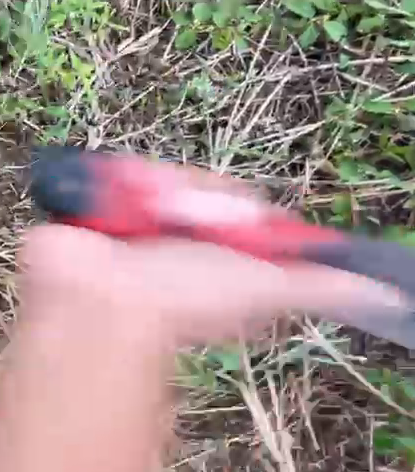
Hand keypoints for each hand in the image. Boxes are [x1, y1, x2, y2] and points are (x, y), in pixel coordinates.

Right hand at [20, 168, 402, 347]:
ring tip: (144, 206)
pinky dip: (111, 178)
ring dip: (149, 185)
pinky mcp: (86, 206)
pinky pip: (104, 173)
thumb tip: (384, 295)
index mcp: (215, 251)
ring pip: (148, 175)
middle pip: (192, 185)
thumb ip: (315, 286)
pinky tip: (116, 194)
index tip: (235, 215)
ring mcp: (125, 219)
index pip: (236, 205)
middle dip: (193, 191)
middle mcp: (171, 234)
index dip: (237, 203)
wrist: (101, 292)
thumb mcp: (263, 290)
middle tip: (188, 213)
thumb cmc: (179, 298)